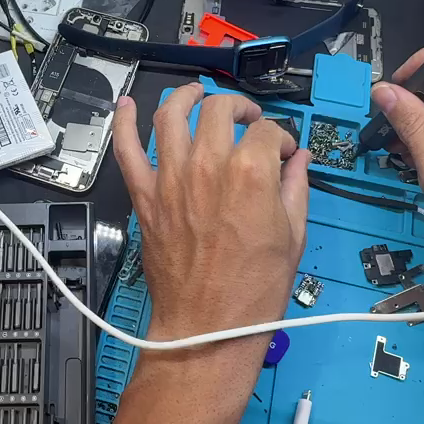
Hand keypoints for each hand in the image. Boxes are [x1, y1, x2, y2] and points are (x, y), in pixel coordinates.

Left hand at [112, 85, 311, 341]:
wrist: (207, 328)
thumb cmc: (254, 290)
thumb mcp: (293, 237)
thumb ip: (296, 188)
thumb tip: (299, 160)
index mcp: (251, 172)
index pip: (267, 132)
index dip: (280, 138)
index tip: (283, 152)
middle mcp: (207, 164)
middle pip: (219, 109)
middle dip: (239, 107)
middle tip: (247, 120)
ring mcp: (171, 178)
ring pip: (171, 115)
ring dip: (185, 97)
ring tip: (196, 95)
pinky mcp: (145, 195)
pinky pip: (126, 150)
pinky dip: (124, 124)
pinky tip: (127, 106)